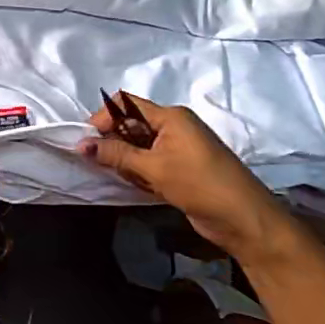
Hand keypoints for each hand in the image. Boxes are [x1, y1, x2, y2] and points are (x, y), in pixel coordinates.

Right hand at [81, 97, 286, 255]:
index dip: (103, 118)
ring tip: (131, 179)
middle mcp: (174, 127)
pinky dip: (140, 173)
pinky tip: (142, 187)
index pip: (125, 104)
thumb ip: (115, 154)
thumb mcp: (153, 167)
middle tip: (104, 165)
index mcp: (170, 116)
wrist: (243, 219)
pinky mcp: (180, 168)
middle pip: (130, 125)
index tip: (88, 142)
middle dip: (114, 143)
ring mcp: (178, 148)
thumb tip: (81, 144)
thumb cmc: (199, 184)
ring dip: (127, 162)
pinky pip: (149, 162)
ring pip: (138, 147)